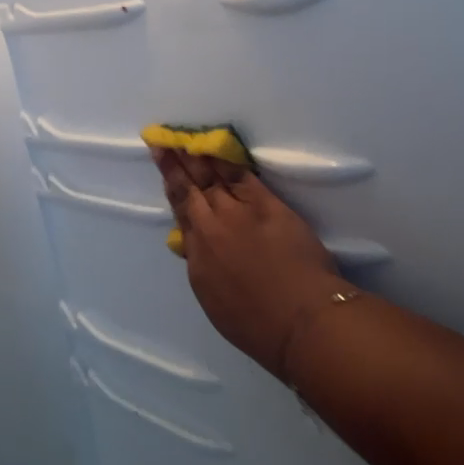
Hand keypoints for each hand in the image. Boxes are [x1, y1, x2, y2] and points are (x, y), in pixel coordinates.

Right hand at [152, 147, 345, 381]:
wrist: (302, 321)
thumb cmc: (259, 326)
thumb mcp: (213, 300)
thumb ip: (202, 265)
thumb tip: (193, 243)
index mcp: (197, 254)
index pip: (180, 210)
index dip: (170, 186)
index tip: (161, 165)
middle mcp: (211, 227)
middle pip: (190, 188)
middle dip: (176, 163)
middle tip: (163, 141)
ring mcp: (238, 212)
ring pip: (212, 176)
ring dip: (196, 156)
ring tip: (186, 139)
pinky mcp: (267, 205)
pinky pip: (241, 175)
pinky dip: (226, 160)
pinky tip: (218, 148)